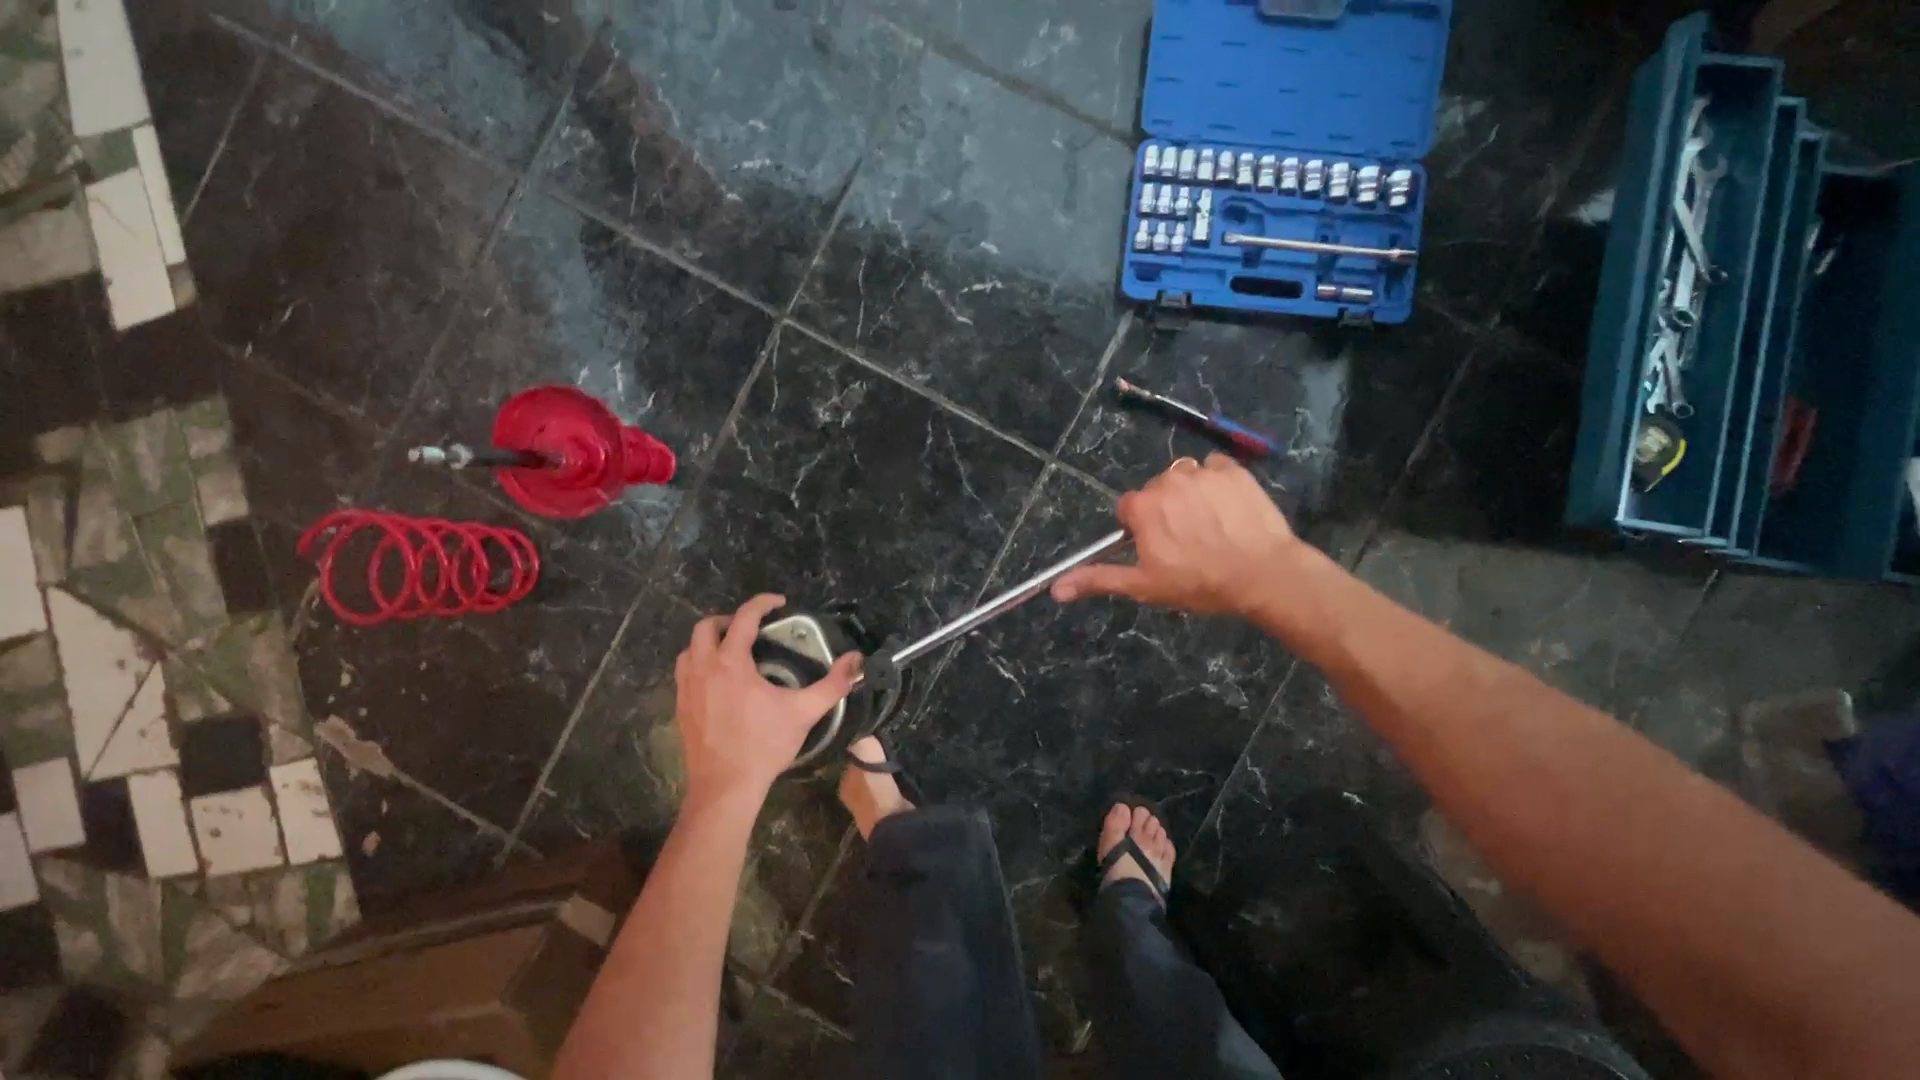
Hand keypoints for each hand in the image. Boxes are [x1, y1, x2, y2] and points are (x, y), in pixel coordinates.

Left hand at [674, 594, 861, 803]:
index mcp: (730, 663)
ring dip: (709, 642)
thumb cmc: (764, 745)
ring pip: (689, 649)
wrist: (725, 786)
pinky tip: (719, 681)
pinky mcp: (680, 708)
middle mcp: (703, 668)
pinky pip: (684, 672)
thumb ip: (833, 684)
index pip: (744, 618)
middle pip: (705, 627)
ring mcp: (686, 688)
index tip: (778, 604)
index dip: (762, 604)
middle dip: (729, 620)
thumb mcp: (804, 712)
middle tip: (752, 630)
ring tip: (732, 652)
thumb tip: (856, 661)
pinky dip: (699, 664)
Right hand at [1051, 454, 1299, 617]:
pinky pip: (1216, 469)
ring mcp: (1202, 472)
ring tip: (1211, 526)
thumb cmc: (1200, 583)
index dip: (1141, 529)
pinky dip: (1218, 483)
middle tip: (1188, 542)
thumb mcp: (1145, 586)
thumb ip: (1099, 578)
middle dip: (1166, 511)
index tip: (1159, 548)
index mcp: (1142, 507)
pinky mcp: (1233, 470)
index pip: (1129, 509)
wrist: (1263, 574)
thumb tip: (1056, 589)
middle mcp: (1167, 480)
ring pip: (1186, 478)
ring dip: (1191, 495)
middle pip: (1157, 491)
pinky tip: (1229, 510)